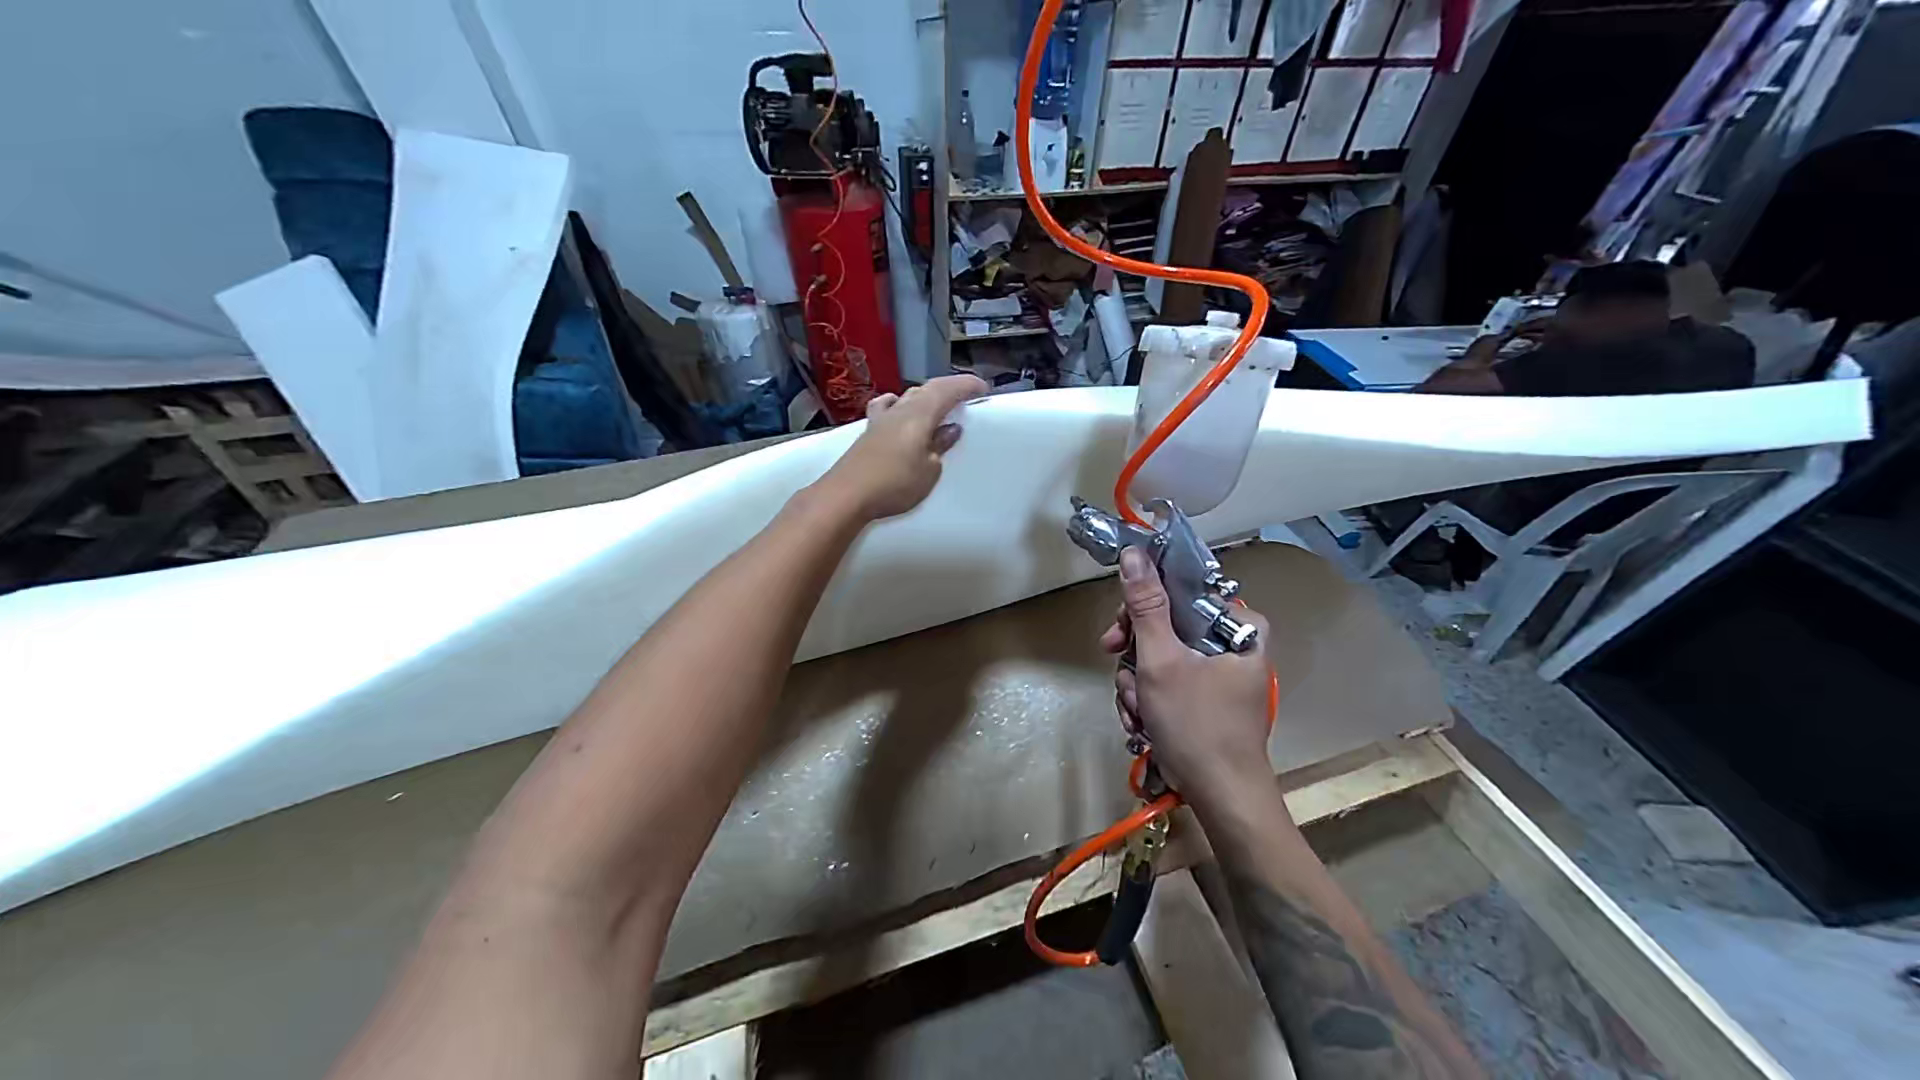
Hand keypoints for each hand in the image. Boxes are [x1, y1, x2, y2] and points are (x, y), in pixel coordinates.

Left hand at [813, 374, 988, 520]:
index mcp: (919, 415)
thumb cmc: (894, 484)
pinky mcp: (868, 432)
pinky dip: (899, 404)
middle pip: (926, 389)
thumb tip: (950, 430)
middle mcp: (900, 410)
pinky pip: (887, 407)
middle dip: (948, 389)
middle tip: (965, 396)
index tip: (982, 388)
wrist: (847, 495)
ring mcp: (880, 419)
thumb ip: (940, 447)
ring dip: (925, 396)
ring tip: (936, 405)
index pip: (946, 390)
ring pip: (907, 397)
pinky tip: (897, 407)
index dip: (966, 385)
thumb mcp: (929, 470)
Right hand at [1099, 547, 1275, 804]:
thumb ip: (1145, 606)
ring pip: (1161, 657)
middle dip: (1135, 659)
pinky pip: (1168, 682)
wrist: (1222, 798)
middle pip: (1166, 627)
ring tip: (1136, 714)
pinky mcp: (1208, 699)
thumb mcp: (1162, 661)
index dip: (1142, 609)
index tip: (1116, 635)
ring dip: (1137, 685)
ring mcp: (1220, 674)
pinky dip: (1149, 701)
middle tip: (1122, 679)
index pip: (1180, 593)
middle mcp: (1233, 644)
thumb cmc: (1196, 725)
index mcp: (1238, 626)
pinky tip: (1141, 723)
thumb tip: (1134, 553)